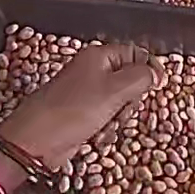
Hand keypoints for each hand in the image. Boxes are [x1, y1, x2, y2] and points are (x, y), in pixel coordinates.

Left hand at [0, 44, 156, 171]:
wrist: (36, 140)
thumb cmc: (73, 111)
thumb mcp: (114, 90)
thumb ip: (141, 77)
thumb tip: (157, 73)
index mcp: (98, 57)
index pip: (134, 53)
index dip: (149, 67)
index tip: (159, 85)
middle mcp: (92, 71)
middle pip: (129, 79)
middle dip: (132, 98)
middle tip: (125, 109)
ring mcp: (86, 94)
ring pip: (119, 102)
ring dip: (120, 116)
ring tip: (109, 125)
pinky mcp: (81, 115)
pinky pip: (106, 117)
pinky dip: (107, 127)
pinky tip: (99, 135)